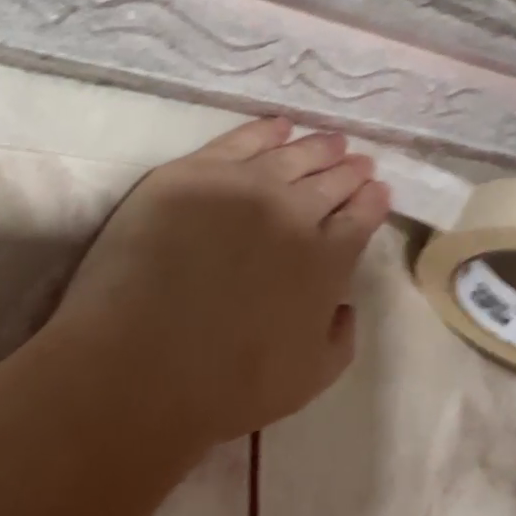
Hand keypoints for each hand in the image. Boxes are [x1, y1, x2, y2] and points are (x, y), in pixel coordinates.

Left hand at [48, 118, 389, 448]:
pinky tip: (276, 127)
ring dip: (315, 147)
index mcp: (326, 261)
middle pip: (327, 180)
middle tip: (357, 162)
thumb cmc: (224, 388)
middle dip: (348, 171)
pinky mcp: (183, 178)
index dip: (370, 203)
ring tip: (329, 141)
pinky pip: (233, 142)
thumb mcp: (310, 376)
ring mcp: (235, 189)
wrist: (139, 366)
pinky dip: (261, 131)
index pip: (360, 218)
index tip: (376, 191)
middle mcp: (290, 213)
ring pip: (286, 155)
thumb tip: (340, 300)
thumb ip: (338, 334)